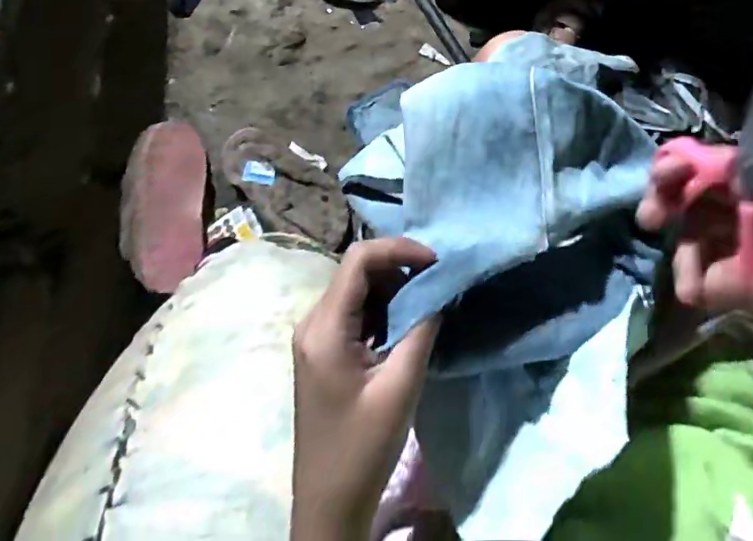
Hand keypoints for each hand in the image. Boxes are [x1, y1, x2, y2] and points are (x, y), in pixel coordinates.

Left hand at [292, 238, 440, 540]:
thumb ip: (422, 327)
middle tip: (437, 281)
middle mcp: (313, 322)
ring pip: (358, 287)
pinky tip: (407, 322)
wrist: (329, 502)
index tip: (435, 262)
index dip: (399, 249)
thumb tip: (440, 288)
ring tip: (427, 301)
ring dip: (394, 287)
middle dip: (400, 267)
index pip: (359, 259)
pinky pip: (355, 309)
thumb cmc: (363, 446)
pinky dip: (384, 306)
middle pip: (358, 269)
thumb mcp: (401, 384)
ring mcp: (315, 336)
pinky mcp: (324, 350)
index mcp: (324, 328)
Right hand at [638, 160, 752, 362]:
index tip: (662, 177)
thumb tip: (708, 270)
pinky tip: (695, 296)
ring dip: (683, 253)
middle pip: (701, 191)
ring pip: (697, 232)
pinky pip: (705, 269)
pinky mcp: (741, 278)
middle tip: (648, 218)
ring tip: (687, 288)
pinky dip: (694, 279)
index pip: (724, 166)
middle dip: (671, 197)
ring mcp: (745, 247)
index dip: (690, 164)